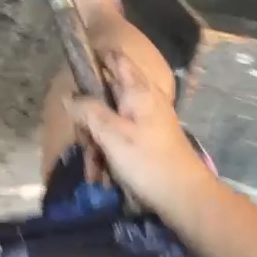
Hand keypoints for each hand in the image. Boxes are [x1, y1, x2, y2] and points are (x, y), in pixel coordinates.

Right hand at [68, 50, 217, 217]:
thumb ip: (88, 111)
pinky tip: (104, 177)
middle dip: (88, 118)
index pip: (115, 58)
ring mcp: (147, 120)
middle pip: (106, 93)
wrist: (187, 199)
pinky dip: (109, 153)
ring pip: (110, 119)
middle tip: (83, 142)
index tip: (74, 71)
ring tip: (93, 170)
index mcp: (137, 89)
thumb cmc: (148, 161)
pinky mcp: (148, 140)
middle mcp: (143, 98)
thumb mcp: (111, 135)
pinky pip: (120, 137)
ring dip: (97, 143)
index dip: (94, 57)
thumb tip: (68, 96)